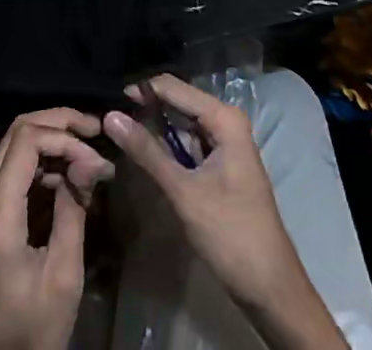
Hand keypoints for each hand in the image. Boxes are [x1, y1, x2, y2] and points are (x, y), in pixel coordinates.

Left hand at [0, 109, 114, 349]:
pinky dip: (42, 161)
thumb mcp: (63, 274)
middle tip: (96, 131)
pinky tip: (70, 176)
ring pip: (13, 145)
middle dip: (59, 123)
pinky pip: (12, 168)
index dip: (65, 135)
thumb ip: (74, 209)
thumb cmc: (31, 328)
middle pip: (16, 132)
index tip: (96, 156)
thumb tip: (89, 160)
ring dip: (52, 140)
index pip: (25, 140)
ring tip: (89, 156)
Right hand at [105, 76, 345, 349]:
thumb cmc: (230, 233)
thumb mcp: (184, 191)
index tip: (105, 96)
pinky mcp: (217, 165)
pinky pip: (185, 144)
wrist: (268, 283)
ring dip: (151, 126)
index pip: (173, 87)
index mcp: (224, 118)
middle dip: (144, 106)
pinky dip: (163, 146)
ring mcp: (223, 144)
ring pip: (179, 124)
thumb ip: (147, 151)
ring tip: (112, 124)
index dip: (140, 89)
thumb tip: (110, 116)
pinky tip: (137, 147)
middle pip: (177, 102)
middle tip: (103, 112)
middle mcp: (225, 122)